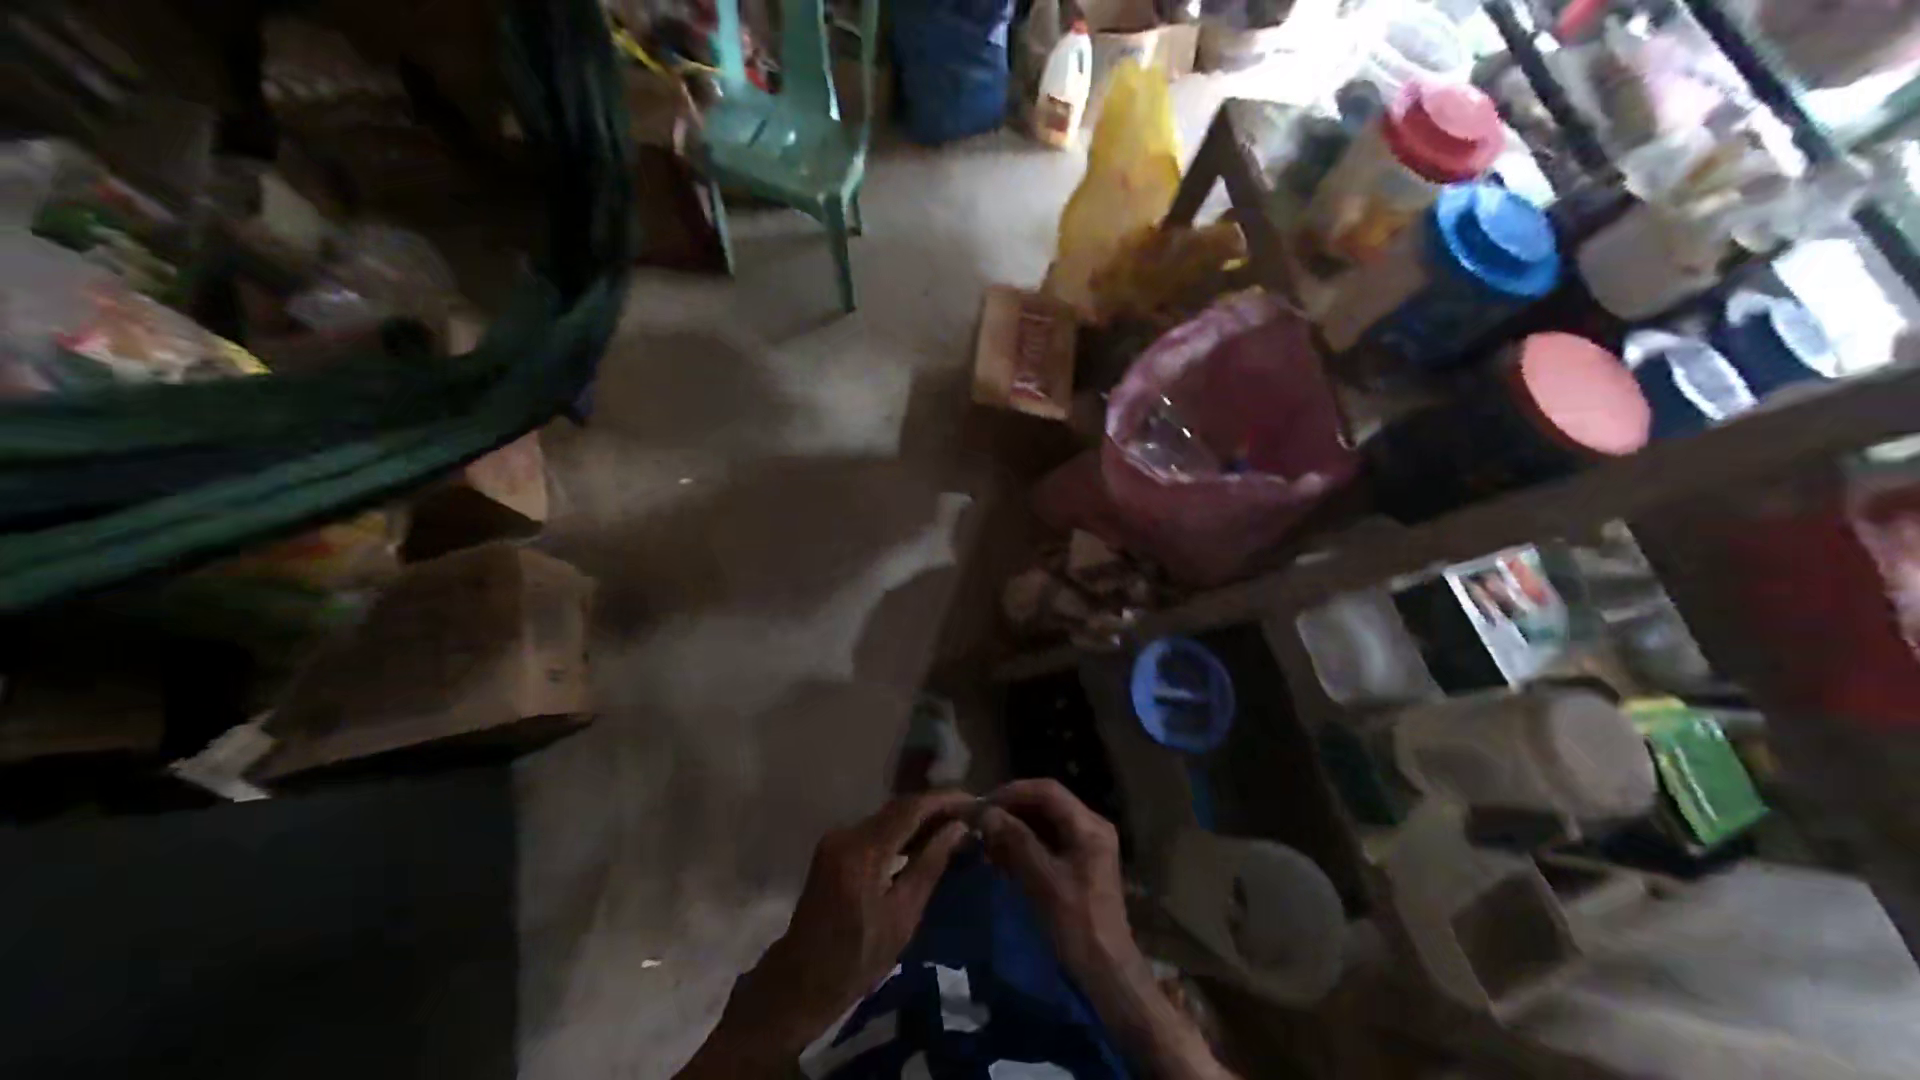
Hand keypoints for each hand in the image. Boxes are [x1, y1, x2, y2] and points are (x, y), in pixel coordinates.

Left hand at [709, 790, 974, 1064]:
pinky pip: (875, 829)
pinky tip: (923, 842)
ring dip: (919, 819)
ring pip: (887, 817)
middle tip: (969, 815)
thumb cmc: (858, 958)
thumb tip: (959, 828)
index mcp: (862, 852)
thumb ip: (930, 865)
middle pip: (898, 808)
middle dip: (934, 807)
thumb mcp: (903, 916)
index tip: (973, 801)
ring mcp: (837, 839)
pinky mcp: (834, 847)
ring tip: (954, 827)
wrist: (803, 979)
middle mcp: (847, 834)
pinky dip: (901, 831)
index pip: (910, 809)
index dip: (943, 800)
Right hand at [982, 780, 1235, 1079]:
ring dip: (1014, 827)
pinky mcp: (1079, 865)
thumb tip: (985, 812)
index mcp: (1089, 826)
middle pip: (1045, 804)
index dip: (1012, 793)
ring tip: (985, 838)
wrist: (1106, 972)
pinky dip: (1023, 844)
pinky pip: (1047, 842)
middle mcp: (1090, 828)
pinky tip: (1000, 856)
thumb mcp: (1043, 881)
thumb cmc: (1077, 924)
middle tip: (980, 821)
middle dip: (1011, 810)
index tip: (982, 805)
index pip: (1047, 791)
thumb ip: (1015, 842)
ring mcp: (1086, 846)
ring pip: (1044, 823)